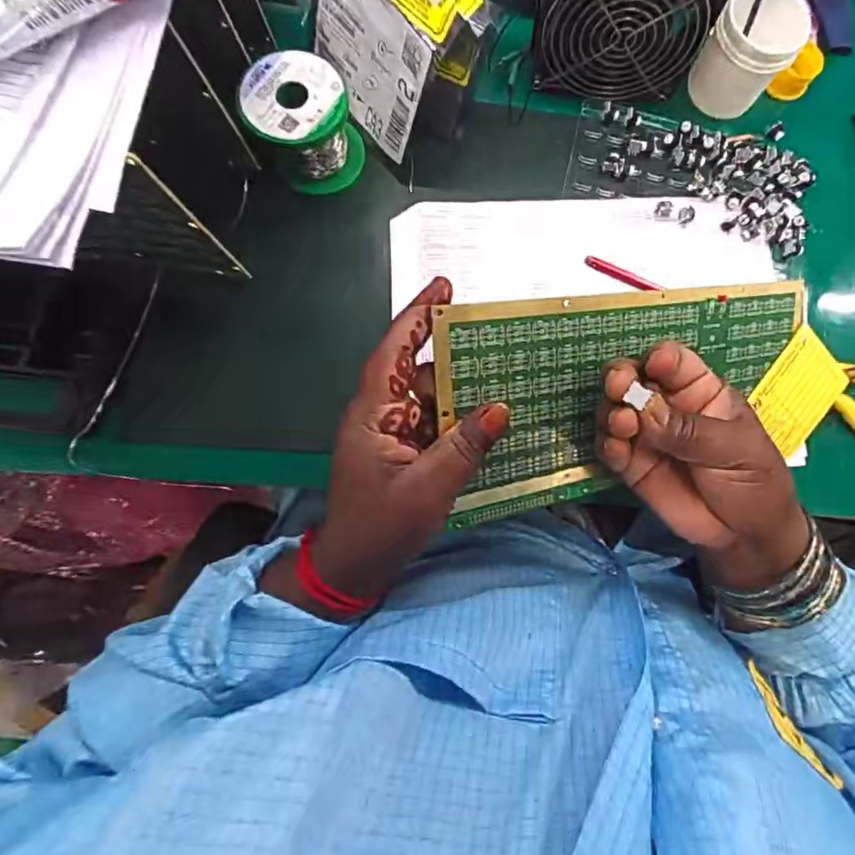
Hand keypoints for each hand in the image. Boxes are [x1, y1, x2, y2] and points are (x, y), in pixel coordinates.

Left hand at [264, 276, 509, 615]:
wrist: (352, 569)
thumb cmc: (376, 529)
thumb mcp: (426, 489)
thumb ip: (464, 448)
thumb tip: (500, 408)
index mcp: (372, 414)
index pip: (393, 352)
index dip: (416, 316)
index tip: (441, 286)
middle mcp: (381, 415)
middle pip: (418, 370)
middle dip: (453, 349)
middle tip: (493, 331)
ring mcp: (394, 433)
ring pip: (432, 397)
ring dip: (462, 387)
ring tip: (503, 371)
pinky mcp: (406, 452)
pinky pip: (437, 423)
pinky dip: (461, 417)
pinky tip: (490, 415)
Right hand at [596, 342, 808, 588]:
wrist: (746, 538)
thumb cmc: (756, 482)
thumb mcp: (735, 450)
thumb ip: (690, 431)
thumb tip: (645, 409)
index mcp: (699, 392)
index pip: (673, 362)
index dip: (659, 358)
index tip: (652, 365)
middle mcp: (666, 407)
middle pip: (634, 379)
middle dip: (621, 378)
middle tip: (618, 387)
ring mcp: (646, 435)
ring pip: (614, 410)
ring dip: (611, 412)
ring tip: (623, 426)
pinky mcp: (631, 465)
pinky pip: (610, 448)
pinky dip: (607, 445)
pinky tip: (616, 450)